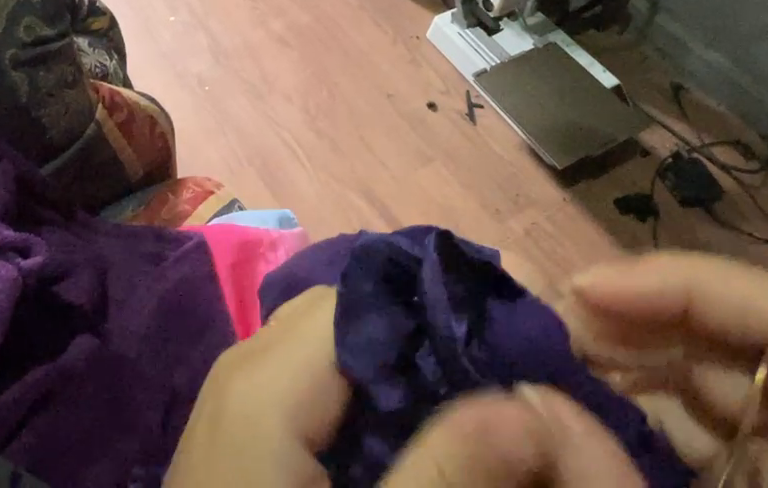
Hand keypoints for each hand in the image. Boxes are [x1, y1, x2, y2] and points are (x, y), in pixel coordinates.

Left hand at [165, 287, 702, 487]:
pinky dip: (366, 391)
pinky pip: (312, 377)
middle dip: (427, 338)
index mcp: (266, 379)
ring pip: (334, 342)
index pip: (366, 296)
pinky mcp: (241, 424)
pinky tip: (405, 439)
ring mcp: (237, 392)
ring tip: (467, 412)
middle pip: (351, 313)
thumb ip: (447, 472)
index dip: (441, 312)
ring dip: (400, 365)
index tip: (512, 349)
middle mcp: (245, 363)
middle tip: (502, 386)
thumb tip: (530, 404)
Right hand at [560, 252, 767, 486]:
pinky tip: (592, 395)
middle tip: (555, 316)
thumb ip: (610, 484)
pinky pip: (717, 419)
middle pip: (753, 333)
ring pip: (728, 371)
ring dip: (637, 348)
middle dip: (644, 308)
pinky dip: (650, 398)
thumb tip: (523, 394)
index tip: (586, 289)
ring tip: (558, 348)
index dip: (686, 282)